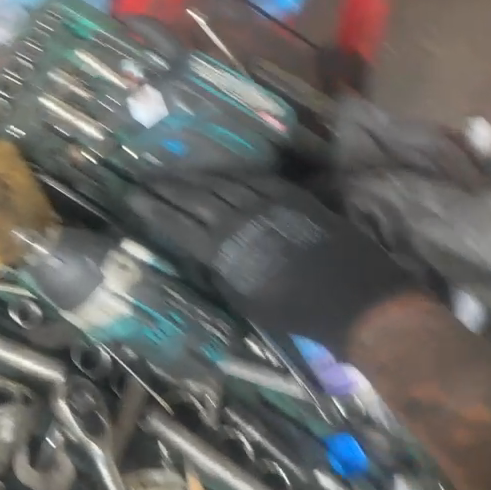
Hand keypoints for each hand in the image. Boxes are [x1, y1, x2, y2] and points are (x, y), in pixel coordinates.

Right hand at [125, 176, 415, 372]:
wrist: (360, 305)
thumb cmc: (294, 313)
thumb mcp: (241, 298)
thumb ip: (217, 270)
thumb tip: (200, 253)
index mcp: (220, 248)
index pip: (174, 221)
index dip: (151, 208)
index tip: (130, 196)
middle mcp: (240, 220)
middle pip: (194, 197)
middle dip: (167, 188)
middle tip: (146, 179)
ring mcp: (270, 207)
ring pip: (224, 185)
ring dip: (197, 179)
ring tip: (178, 175)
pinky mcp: (297, 202)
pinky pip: (258, 182)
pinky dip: (236, 178)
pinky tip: (225, 177)